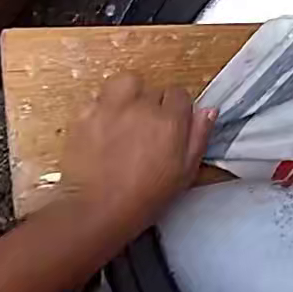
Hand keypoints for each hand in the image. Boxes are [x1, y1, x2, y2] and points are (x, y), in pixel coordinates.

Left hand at [55, 74, 214, 236]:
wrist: (97, 210)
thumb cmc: (146, 196)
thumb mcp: (186, 172)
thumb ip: (199, 136)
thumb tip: (208, 111)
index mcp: (170, 120)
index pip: (180, 93)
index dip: (178, 109)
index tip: (173, 125)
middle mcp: (141, 107)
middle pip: (154, 89)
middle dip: (154, 105)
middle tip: (149, 129)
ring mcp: (110, 108)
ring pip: (126, 82)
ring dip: (129, 93)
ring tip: (127, 115)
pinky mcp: (84, 115)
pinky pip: (98, 98)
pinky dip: (103, 107)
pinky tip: (105, 126)